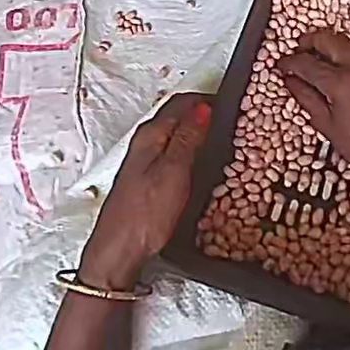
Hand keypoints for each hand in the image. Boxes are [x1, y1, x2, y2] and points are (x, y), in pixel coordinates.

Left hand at [79, 93, 211, 288]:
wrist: (119, 251)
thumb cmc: (144, 215)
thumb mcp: (174, 172)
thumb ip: (188, 138)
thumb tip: (203, 109)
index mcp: (151, 135)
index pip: (182, 102)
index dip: (207, 98)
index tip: (231, 101)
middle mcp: (145, 142)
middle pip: (177, 114)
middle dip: (202, 109)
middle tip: (230, 114)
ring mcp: (145, 160)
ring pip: (175, 132)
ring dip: (196, 128)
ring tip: (220, 132)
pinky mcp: (147, 177)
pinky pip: (172, 150)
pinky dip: (190, 146)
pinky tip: (201, 158)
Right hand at [276, 31, 349, 184]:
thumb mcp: (325, 123)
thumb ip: (305, 97)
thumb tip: (290, 80)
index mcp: (340, 84)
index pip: (307, 63)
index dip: (290, 62)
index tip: (282, 65)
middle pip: (328, 39)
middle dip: (308, 41)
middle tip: (297, 49)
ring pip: (345, 43)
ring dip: (326, 46)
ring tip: (314, 57)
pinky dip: (342, 57)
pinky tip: (335, 70)